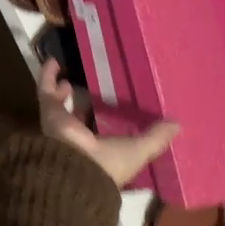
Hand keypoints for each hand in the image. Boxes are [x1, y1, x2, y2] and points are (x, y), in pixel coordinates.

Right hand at [37, 59, 178, 187]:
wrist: (77, 164)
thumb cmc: (110, 161)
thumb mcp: (139, 149)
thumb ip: (156, 138)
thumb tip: (178, 125)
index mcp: (100, 149)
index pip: (102, 131)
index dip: (106, 120)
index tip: (113, 107)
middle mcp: (78, 135)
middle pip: (78, 115)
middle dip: (81, 104)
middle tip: (88, 89)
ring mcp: (61, 121)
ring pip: (59, 101)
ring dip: (61, 89)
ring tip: (67, 76)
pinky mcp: (49, 108)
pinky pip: (46, 87)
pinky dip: (48, 74)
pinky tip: (54, 61)